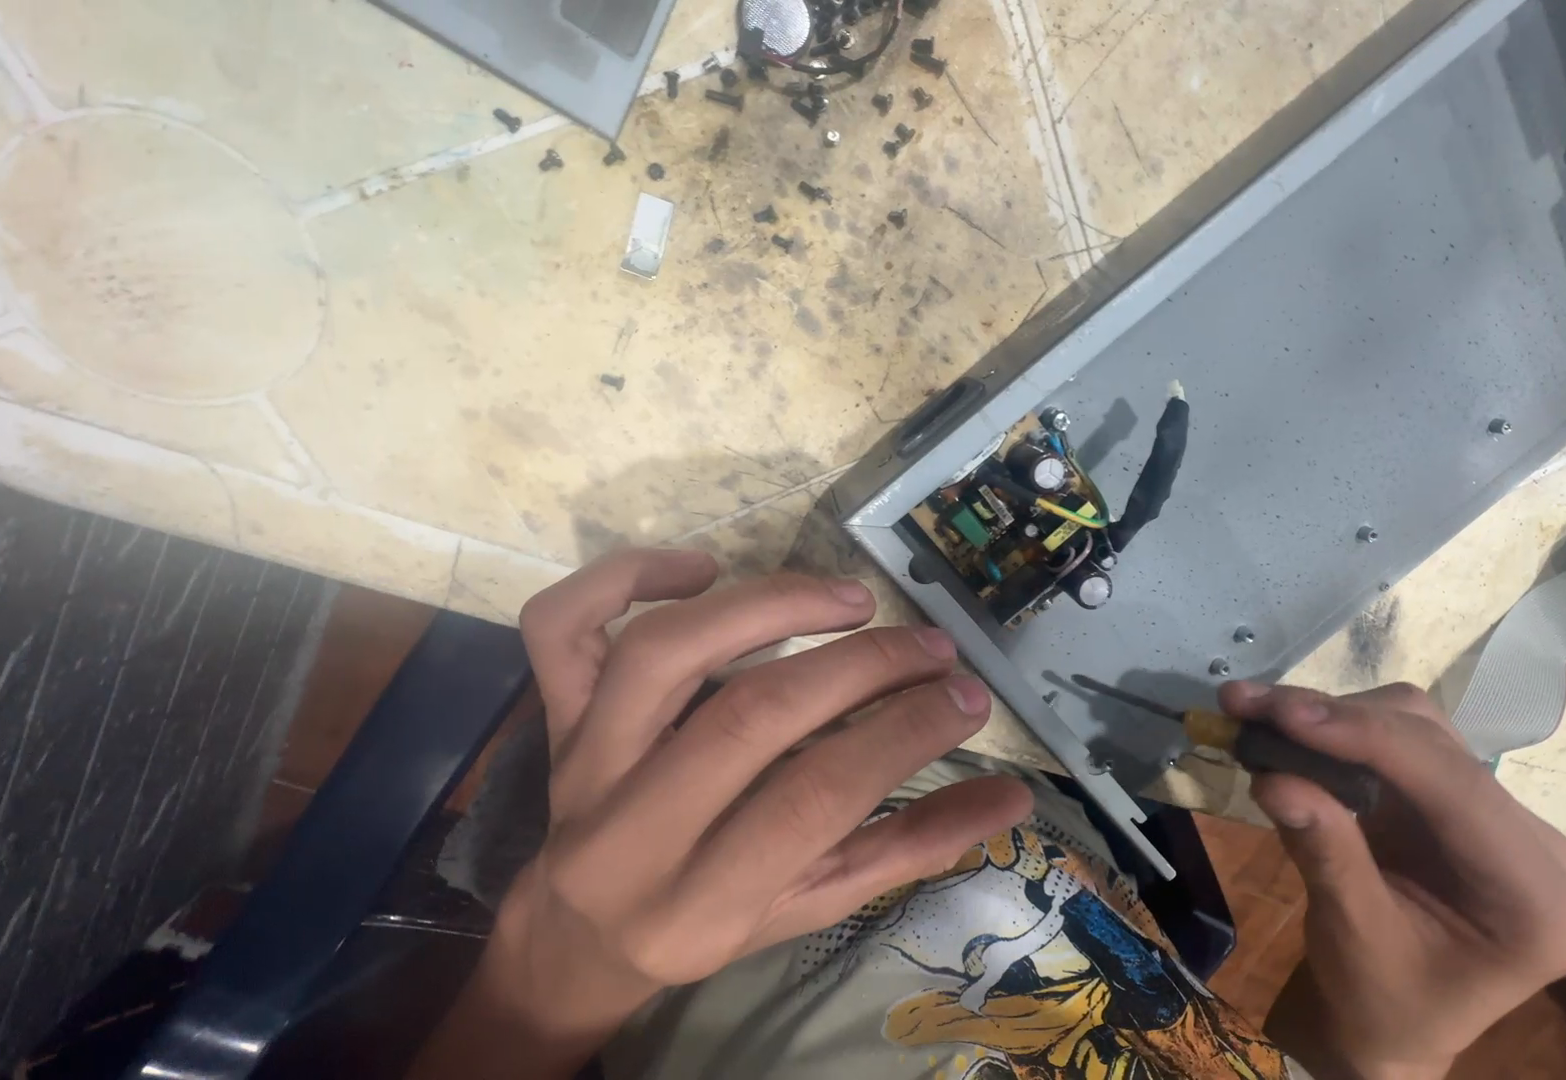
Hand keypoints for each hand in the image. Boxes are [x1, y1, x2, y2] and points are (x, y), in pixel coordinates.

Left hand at [412, 550, 1032, 1079]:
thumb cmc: (710, 923)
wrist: (578, 934)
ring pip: (661, 653)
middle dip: (861, 667)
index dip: (902, 734)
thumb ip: (911, 850)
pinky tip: (703, 569)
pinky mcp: (553, 713)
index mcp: (703, 903)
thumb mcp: (815, 907)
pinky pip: (562, 625)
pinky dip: (626, 575)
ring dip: (767, 606)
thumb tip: (1012, 795)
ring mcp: (580, 758)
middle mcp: (631, 828)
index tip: (967, 695)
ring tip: (848, 600)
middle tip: (931, 645)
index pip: (814, 799)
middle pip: (749, 717)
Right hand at [1222, 682, 1565, 1079]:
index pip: (1455, 787)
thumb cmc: (1381, 1003)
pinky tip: (1289, 735)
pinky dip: (1335, 731)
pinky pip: (1396, 739)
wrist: (1389, 1024)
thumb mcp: (1351, 938)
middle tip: (1245, 707)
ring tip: (1258, 719)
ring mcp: (1496, 815)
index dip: (1366, 738)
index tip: (1282, 713)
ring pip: (1413, 725)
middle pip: (1432, 744)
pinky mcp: (1453, 797)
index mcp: (1539, 900)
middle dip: (1334, 719)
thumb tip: (1272, 776)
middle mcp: (1534, 844)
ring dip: (1331, 716)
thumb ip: (1323, 852)